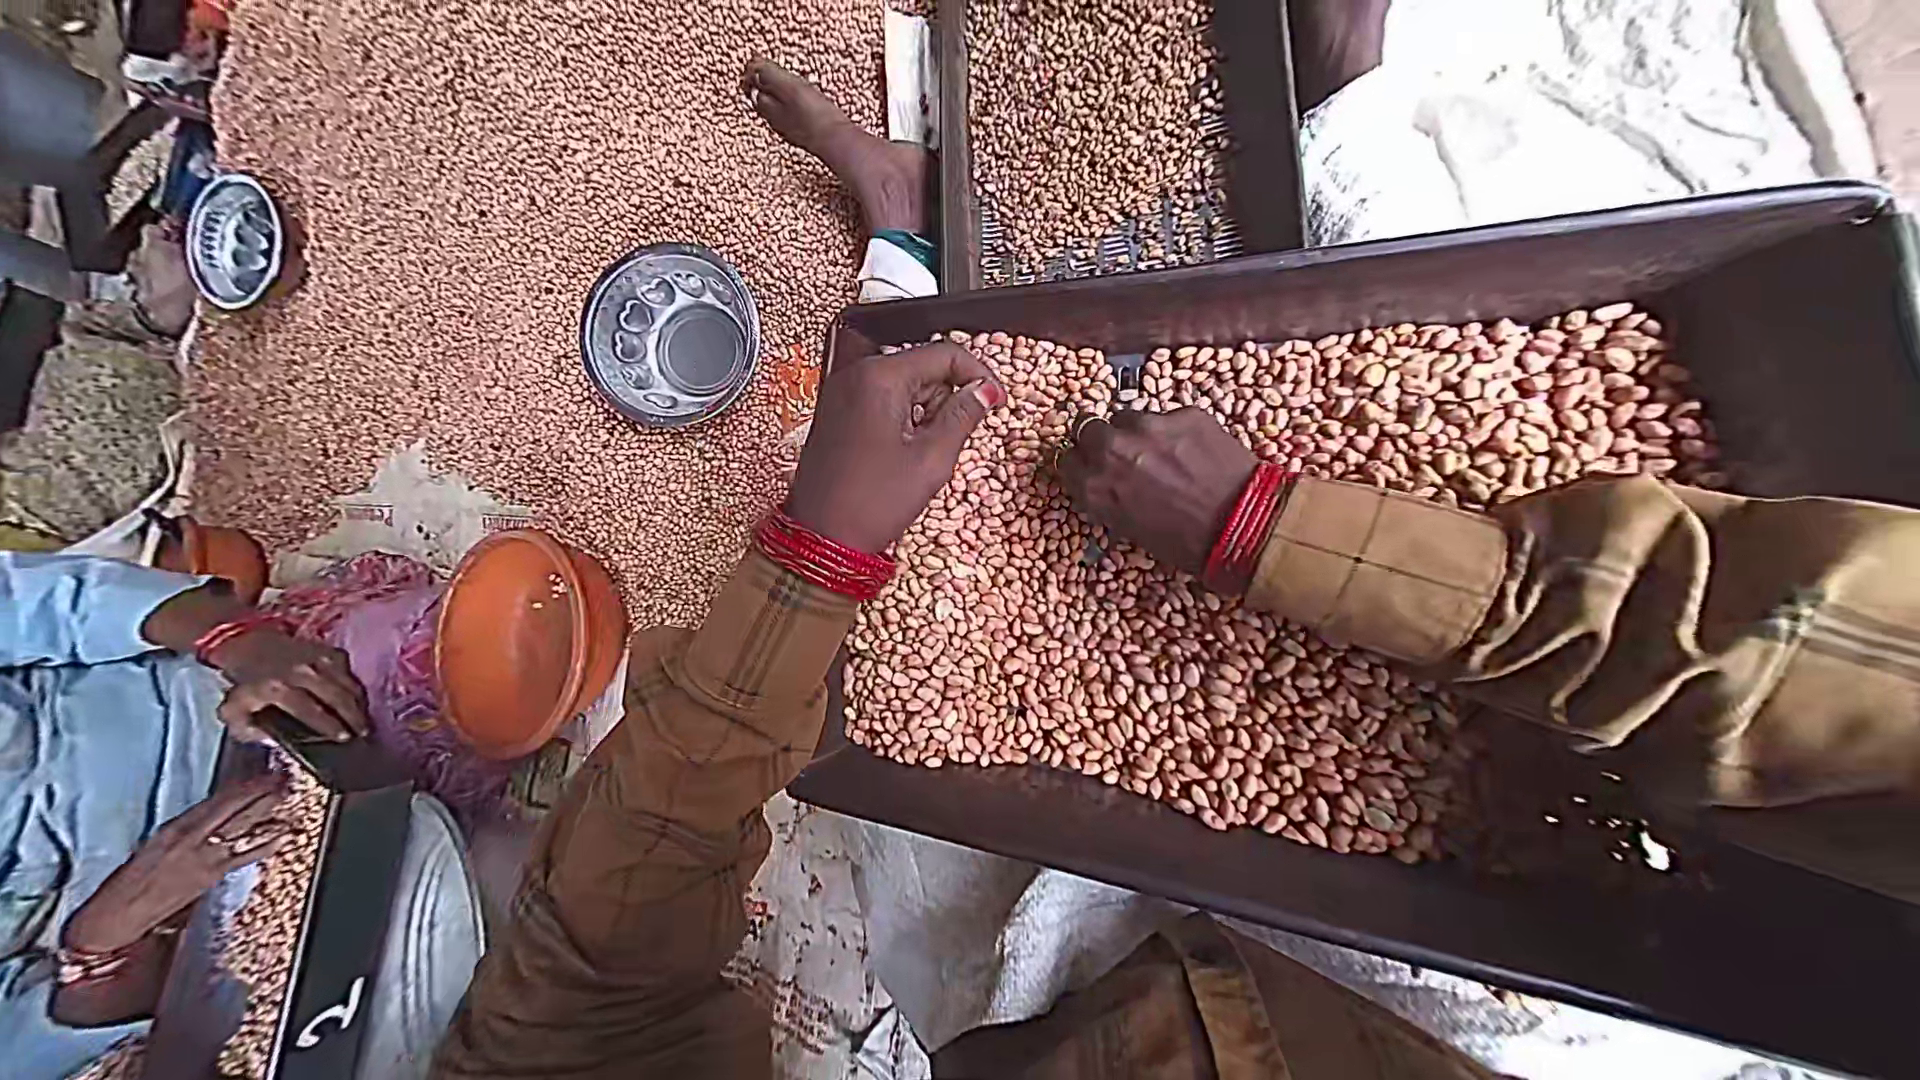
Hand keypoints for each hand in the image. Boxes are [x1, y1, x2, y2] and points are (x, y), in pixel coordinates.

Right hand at [63, 774, 292, 954]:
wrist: (114, 917)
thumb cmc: (132, 878)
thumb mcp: (159, 841)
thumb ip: (193, 822)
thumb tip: (226, 804)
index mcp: (176, 829)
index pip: (221, 799)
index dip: (250, 784)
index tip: (270, 772)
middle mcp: (194, 839)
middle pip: (240, 808)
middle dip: (268, 791)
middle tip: (288, 778)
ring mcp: (209, 856)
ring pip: (250, 826)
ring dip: (274, 811)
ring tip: (291, 796)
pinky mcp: (217, 874)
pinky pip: (252, 853)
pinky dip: (273, 841)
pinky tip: (290, 832)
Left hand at [210, 627, 368, 742]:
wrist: (252, 646)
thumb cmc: (246, 683)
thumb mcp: (233, 711)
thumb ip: (249, 730)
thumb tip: (276, 741)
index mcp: (277, 689)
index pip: (310, 711)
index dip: (330, 726)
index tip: (345, 738)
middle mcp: (303, 673)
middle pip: (338, 698)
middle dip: (354, 717)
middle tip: (364, 731)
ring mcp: (322, 660)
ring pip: (350, 686)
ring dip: (359, 704)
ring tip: (365, 719)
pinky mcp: (335, 653)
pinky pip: (351, 675)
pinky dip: (355, 689)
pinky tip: (356, 700)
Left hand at [786, 342, 1006, 552]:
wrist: (821, 537)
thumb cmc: (872, 503)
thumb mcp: (931, 460)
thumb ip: (964, 416)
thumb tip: (986, 391)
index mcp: (880, 377)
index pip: (944, 353)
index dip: (978, 374)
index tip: (996, 399)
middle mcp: (856, 375)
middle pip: (923, 367)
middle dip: (947, 399)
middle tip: (951, 440)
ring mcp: (842, 392)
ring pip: (905, 385)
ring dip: (926, 412)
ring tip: (922, 454)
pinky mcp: (837, 412)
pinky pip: (883, 400)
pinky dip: (904, 419)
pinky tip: (904, 453)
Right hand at [1057, 408, 1255, 575]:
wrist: (1245, 527)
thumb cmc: (1184, 543)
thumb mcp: (1129, 526)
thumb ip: (1107, 495)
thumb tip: (1105, 479)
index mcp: (1095, 487)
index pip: (1066, 460)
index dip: (1080, 462)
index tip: (1090, 466)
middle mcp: (1112, 451)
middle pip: (1087, 427)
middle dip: (1100, 438)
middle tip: (1121, 452)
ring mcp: (1148, 427)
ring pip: (1128, 417)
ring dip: (1137, 431)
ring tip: (1162, 452)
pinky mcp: (1183, 413)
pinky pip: (1167, 416)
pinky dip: (1174, 430)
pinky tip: (1192, 451)